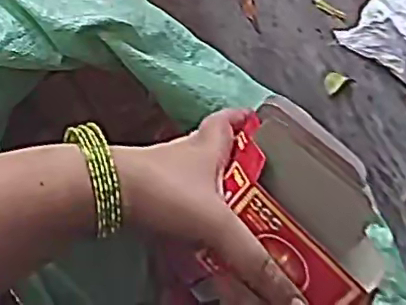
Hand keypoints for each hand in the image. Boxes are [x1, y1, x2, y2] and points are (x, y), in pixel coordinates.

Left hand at [114, 108, 305, 304]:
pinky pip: (183, 214)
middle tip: (267, 200)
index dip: (243, 119)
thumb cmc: (164, 189)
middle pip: (217, 157)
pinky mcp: (152, 198)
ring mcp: (167, 176)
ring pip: (201, 188)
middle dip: (240, 176)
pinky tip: (209, 254)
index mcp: (207, 146)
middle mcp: (187, 156)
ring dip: (220, 208)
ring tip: (245, 234)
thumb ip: (258, 262)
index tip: (259, 123)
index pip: (228, 121)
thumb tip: (297, 300)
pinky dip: (198, 232)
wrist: (107, 193)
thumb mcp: (220, 225)